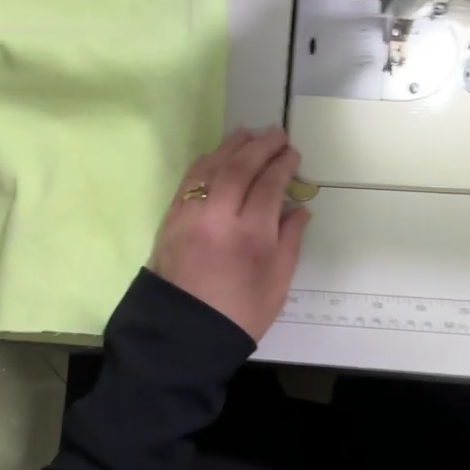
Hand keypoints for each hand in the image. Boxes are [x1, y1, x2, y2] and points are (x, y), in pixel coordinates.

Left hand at [150, 127, 311, 340]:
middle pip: (240, 167)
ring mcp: (190, 215)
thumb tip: (299, 210)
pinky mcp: (170, 219)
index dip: (283, 165)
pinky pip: (190, 180)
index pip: (269, 185)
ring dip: (232, 146)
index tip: (293, 154)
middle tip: (277, 135)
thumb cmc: (238, 316)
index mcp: (251, 236)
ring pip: (212, 167)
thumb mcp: (276, 286)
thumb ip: (289, 243)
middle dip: (261, 147)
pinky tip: (217, 156)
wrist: (182, 334)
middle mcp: (219, 218)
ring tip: (248, 134)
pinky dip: (206, 162)